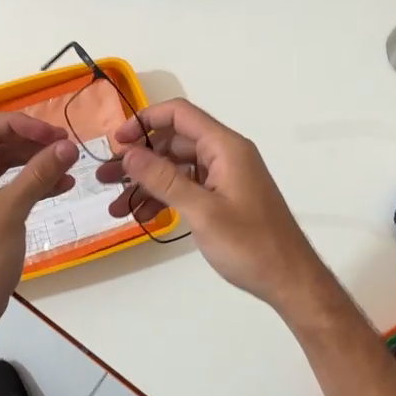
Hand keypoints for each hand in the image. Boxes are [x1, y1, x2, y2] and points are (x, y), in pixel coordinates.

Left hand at [0, 112, 78, 355]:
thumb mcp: (9, 213)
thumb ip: (38, 175)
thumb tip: (69, 146)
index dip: (19, 123)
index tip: (54, 134)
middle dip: (30, 142)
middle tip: (66, 146)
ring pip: (3, 162)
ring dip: (34, 161)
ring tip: (68, 164)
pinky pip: (6, 184)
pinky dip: (31, 182)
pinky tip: (61, 185)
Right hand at [94, 99, 330, 313]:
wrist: (290, 281)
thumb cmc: (250, 244)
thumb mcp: (202, 211)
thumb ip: (164, 179)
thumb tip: (129, 153)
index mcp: (225, 147)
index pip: (180, 115)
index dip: (144, 121)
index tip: (117, 143)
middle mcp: (225, 155)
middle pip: (173, 142)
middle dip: (138, 159)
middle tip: (106, 178)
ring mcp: (224, 177)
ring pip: (176, 168)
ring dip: (145, 183)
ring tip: (114, 205)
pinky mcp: (223, 198)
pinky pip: (186, 188)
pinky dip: (163, 198)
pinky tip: (140, 216)